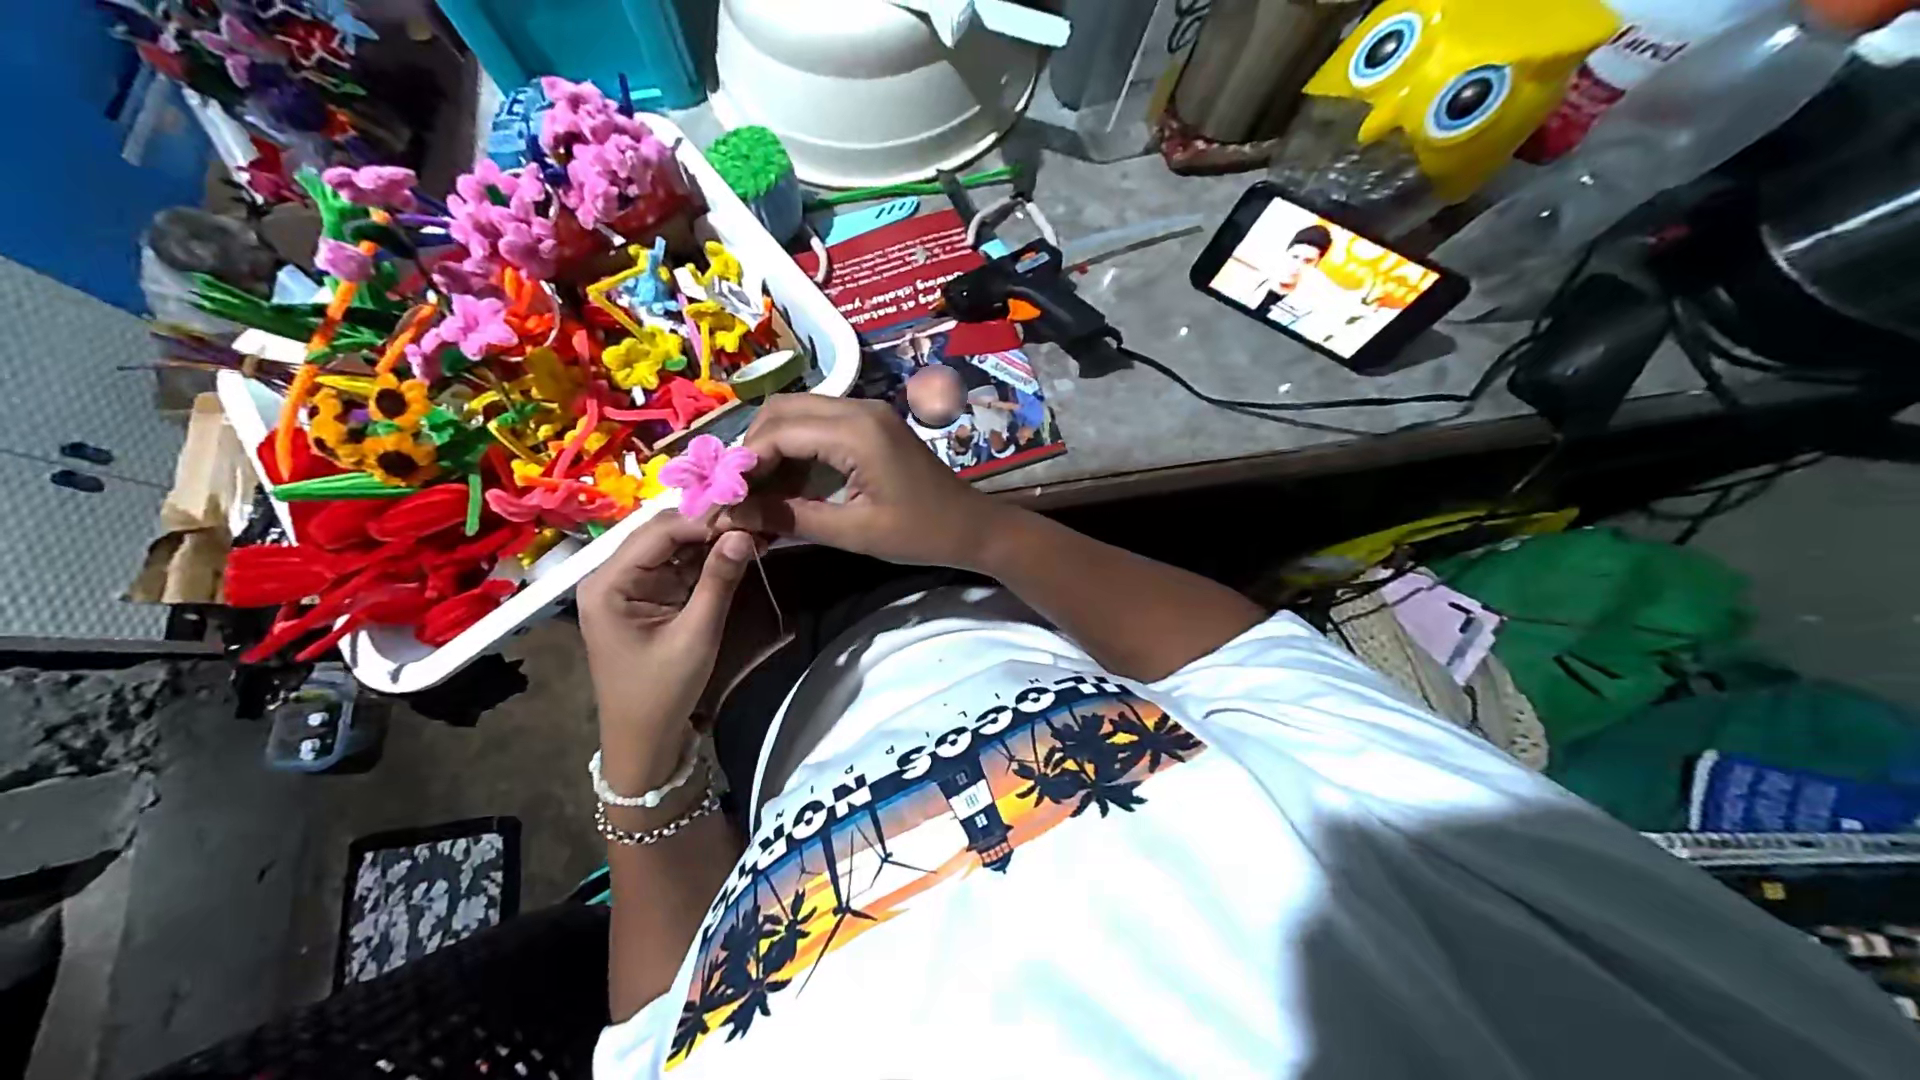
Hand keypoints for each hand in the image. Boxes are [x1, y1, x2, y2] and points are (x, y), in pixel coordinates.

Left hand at [577, 512, 755, 785]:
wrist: (645, 738)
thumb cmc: (662, 691)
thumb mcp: (696, 634)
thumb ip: (719, 581)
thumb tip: (744, 533)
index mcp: (608, 584)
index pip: (658, 532)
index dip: (703, 521)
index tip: (748, 519)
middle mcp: (613, 575)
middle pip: (664, 533)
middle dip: (709, 526)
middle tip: (755, 523)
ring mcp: (631, 585)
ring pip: (674, 546)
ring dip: (712, 540)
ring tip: (754, 532)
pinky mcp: (649, 595)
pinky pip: (679, 565)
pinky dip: (708, 558)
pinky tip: (738, 550)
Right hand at [718, 395, 1015, 569]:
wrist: (973, 526)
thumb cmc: (920, 534)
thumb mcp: (853, 532)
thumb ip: (791, 517)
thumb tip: (733, 514)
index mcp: (856, 430)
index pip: (778, 432)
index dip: (743, 463)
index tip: (721, 496)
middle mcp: (858, 407)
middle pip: (781, 411)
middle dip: (752, 448)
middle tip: (737, 491)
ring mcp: (866, 411)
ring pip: (797, 413)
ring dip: (771, 446)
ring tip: (756, 491)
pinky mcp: (871, 423)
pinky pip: (818, 424)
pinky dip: (795, 448)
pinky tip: (786, 483)